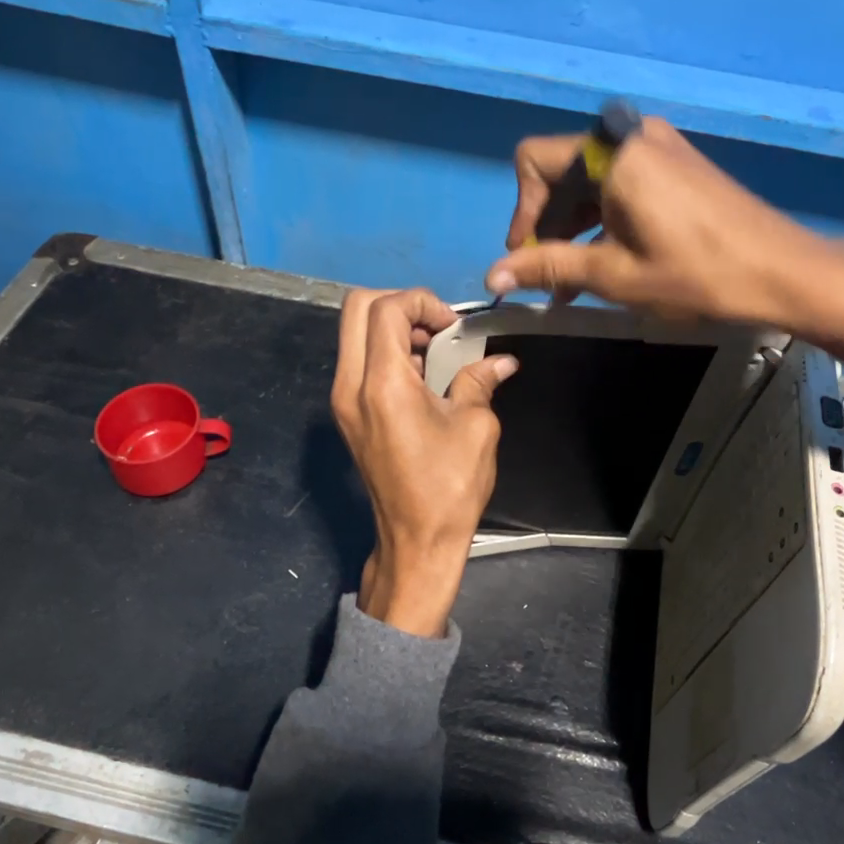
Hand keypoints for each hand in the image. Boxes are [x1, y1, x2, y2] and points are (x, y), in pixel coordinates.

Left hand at [332, 289, 518, 637]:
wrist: (415, 542)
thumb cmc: (449, 488)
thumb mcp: (476, 428)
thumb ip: (479, 382)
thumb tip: (500, 361)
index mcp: (382, 385)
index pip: (386, 309)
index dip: (422, 301)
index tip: (453, 327)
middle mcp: (351, 386)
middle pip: (357, 309)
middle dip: (401, 305)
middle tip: (437, 328)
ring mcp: (343, 400)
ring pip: (355, 334)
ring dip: (393, 329)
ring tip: (433, 352)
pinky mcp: (347, 414)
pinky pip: (359, 361)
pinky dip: (387, 352)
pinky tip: (422, 376)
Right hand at [484, 116, 843, 379]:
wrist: (784, 272)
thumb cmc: (696, 275)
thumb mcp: (614, 275)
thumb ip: (549, 266)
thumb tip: (492, 277)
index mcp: (612, 154)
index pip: (534, 161)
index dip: (523, 211)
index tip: (527, 258)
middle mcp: (631, 136)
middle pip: (561, 168)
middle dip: (546, 222)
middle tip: (547, 277)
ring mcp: (659, 146)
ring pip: (590, 177)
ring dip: (573, 224)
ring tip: (573, 280)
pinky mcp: (677, 163)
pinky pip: (620, 180)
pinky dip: (603, 216)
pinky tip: (606, 259)